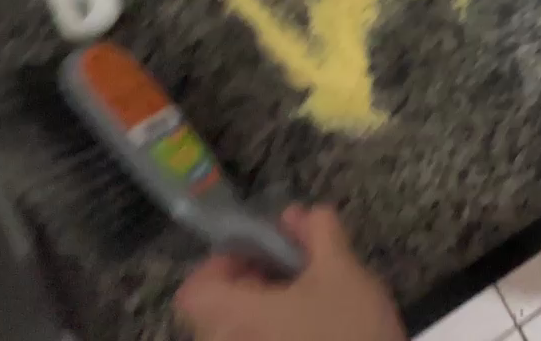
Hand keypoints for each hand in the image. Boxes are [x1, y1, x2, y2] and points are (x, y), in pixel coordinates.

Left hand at [175, 206, 404, 340]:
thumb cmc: (346, 326)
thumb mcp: (341, 269)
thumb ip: (319, 234)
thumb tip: (299, 212)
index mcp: (233, 318)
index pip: (194, 289)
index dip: (225, 261)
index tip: (266, 248)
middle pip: (216, 304)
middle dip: (256, 274)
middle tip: (300, 261)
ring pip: (235, 324)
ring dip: (265, 299)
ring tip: (311, 289)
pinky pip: (251, 338)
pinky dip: (271, 322)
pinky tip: (311, 318)